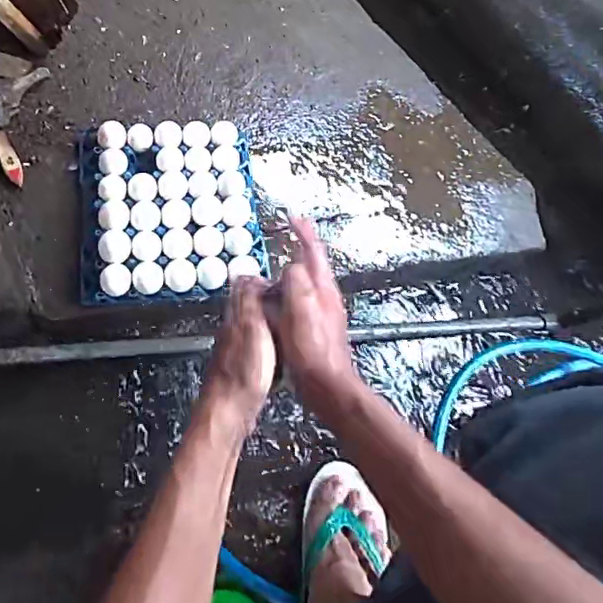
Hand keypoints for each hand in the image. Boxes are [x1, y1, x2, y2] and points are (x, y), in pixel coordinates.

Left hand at [203, 276, 276, 430]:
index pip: (244, 288)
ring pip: (255, 330)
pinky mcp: (243, 371)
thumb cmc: (243, 372)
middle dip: (269, 304)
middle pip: (249, 308)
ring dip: (271, 327)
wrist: (229, 411)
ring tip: (290, 328)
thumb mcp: (252, 327)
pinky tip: (281, 358)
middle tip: (289, 304)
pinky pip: (259, 352)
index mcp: (236, 318)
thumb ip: (249, 302)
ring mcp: (237, 352)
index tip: (282, 283)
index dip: (262, 282)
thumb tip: (246, 274)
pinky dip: (271, 350)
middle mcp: (233, 332)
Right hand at [273, 215, 362, 409]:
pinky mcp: (315, 328)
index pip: (313, 251)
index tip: (293, 216)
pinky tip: (276, 302)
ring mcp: (322, 313)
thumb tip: (289, 268)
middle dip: (299, 247)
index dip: (303, 231)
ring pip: (305, 282)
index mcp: (322, 288)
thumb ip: (295, 281)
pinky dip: (287, 293)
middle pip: (312, 264)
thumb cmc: (313, 349)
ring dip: (292, 271)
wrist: (326, 385)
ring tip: (276, 267)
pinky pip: (299, 301)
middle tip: (287, 235)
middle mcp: (326, 297)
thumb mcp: (300, 308)